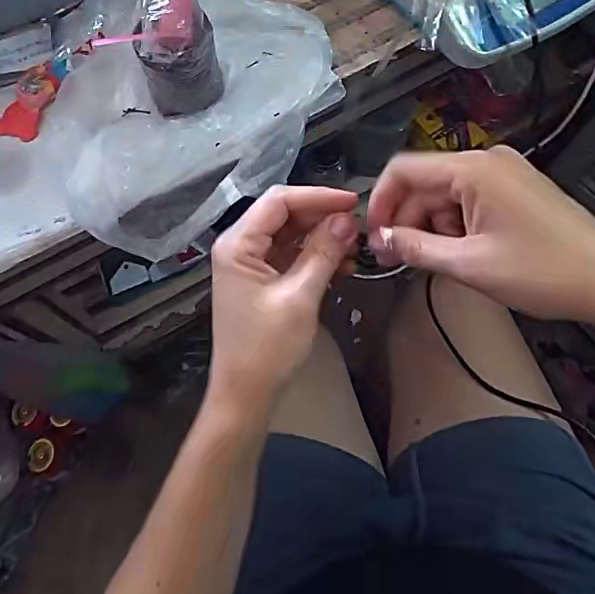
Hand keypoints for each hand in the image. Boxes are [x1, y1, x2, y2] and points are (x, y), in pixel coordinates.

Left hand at [206, 186, 358, 416]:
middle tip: (357, 224)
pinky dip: (315, 256)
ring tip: (354, 246)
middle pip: (284, 214)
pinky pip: (290, 255)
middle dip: (321, 216)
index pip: (279, 201)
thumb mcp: (299, 298)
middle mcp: (239, 245)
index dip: (317, 196)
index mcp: (237, 244)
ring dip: (322, 236)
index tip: (352, 201)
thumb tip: (347, 220)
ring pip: (290, 234)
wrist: (245, 396)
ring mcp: (250, 262)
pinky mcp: (261, 279)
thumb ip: (323, 253)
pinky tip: (342, 264)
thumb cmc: (266, 349)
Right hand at [367, 148, 594, 343]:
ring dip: (433, 225)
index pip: (403, 169)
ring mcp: (505, 171)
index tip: (374, 238)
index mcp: (472, 168)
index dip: (381, 203)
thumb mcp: (470, 265)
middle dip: (408, 220)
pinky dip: (457, 223)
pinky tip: (465, 252)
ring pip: (446, 193)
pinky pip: (470, 197)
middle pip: (425, 182)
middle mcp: (486, 159)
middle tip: (397, 261)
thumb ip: (416, 248)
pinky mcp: (517, 186)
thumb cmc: (543, 272)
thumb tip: (380, 240)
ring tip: (439, 262)